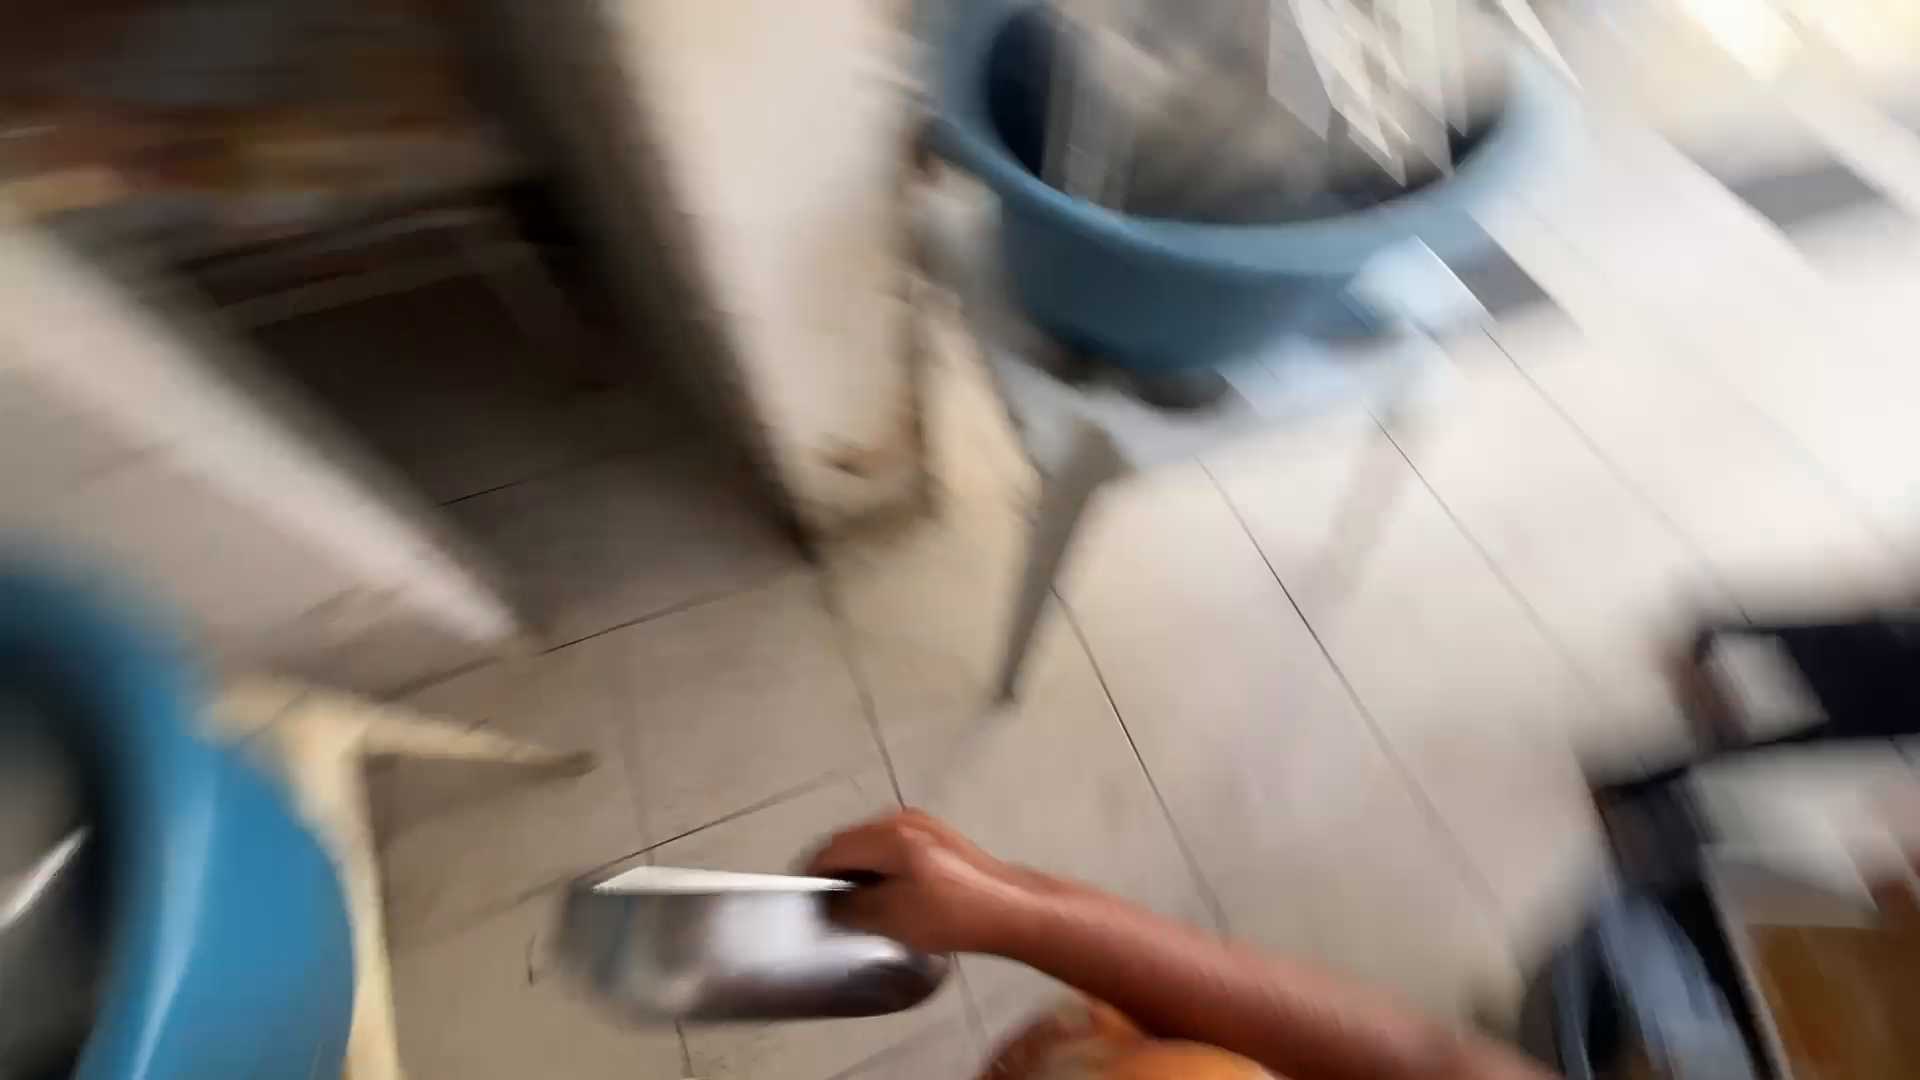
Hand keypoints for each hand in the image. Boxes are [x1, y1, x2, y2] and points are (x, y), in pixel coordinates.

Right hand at [804, 808, 1053, 954]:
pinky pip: (893, 845)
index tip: (801, 894)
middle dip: (835, 870)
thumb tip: (829, 902)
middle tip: (825, 902)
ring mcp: (923, 824)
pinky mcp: (937, 836)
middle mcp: (904, 819)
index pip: (833, 848)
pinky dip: (880, 865)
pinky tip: (887, 892)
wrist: (1009, 908)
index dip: (812, 872)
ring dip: (859, 868)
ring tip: (855, 902)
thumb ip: (852, 907)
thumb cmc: (955, 913)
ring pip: (872, 842)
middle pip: (851, 840)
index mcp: (890, 834)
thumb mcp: (893, 918)